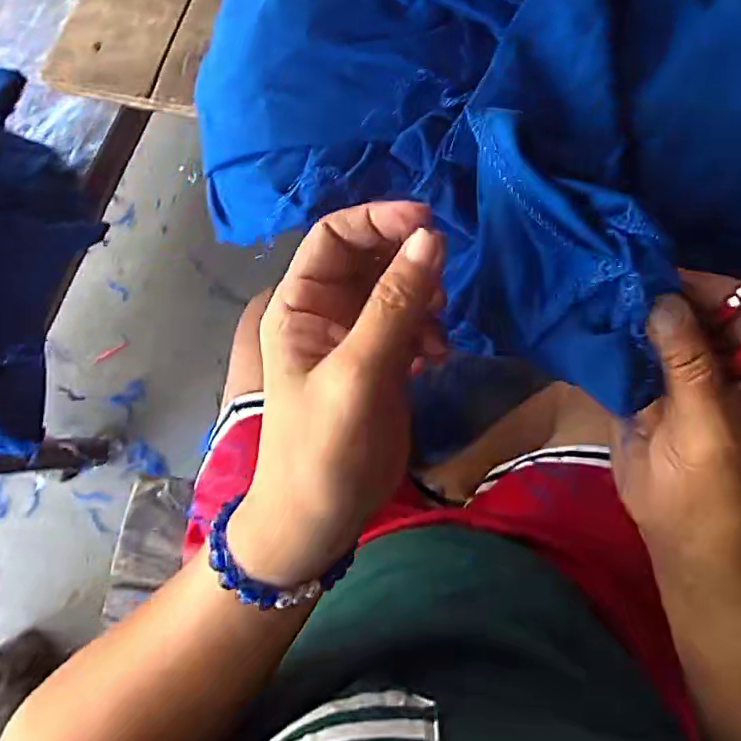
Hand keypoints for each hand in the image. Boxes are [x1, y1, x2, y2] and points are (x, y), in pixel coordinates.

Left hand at [228, 201, 446, 584]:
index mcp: (299, 303)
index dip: (378, 218)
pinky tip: (437, 355)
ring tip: (439, 325)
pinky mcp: (381, 361)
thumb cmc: (322, 449)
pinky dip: (429, 327)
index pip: (335, 235)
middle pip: (370, 256)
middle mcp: (325, 310)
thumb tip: (431, 239)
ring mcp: (355, 336)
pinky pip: (410, 321)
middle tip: (441, 279)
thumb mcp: (357, 373)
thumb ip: (394, 306)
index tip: (428, 222)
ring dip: (423, 294)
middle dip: (407, 259)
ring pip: (395, 287)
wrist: (319, 522)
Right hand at [613, 270, 740, 581]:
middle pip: (699, 314)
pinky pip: (636, 355)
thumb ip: (688, 359)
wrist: (688, 547)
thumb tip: (662, 299)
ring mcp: (687, 378)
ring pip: (663, 331)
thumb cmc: (719, 490)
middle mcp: (728, 364)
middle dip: (665, 297)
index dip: (707, 289)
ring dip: (637, 315)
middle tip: (622, 279)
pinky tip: (594, 322)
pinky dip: (617, 340)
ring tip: (603, 293)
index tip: (661, 277)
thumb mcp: (709, 422)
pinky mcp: (651, 392)